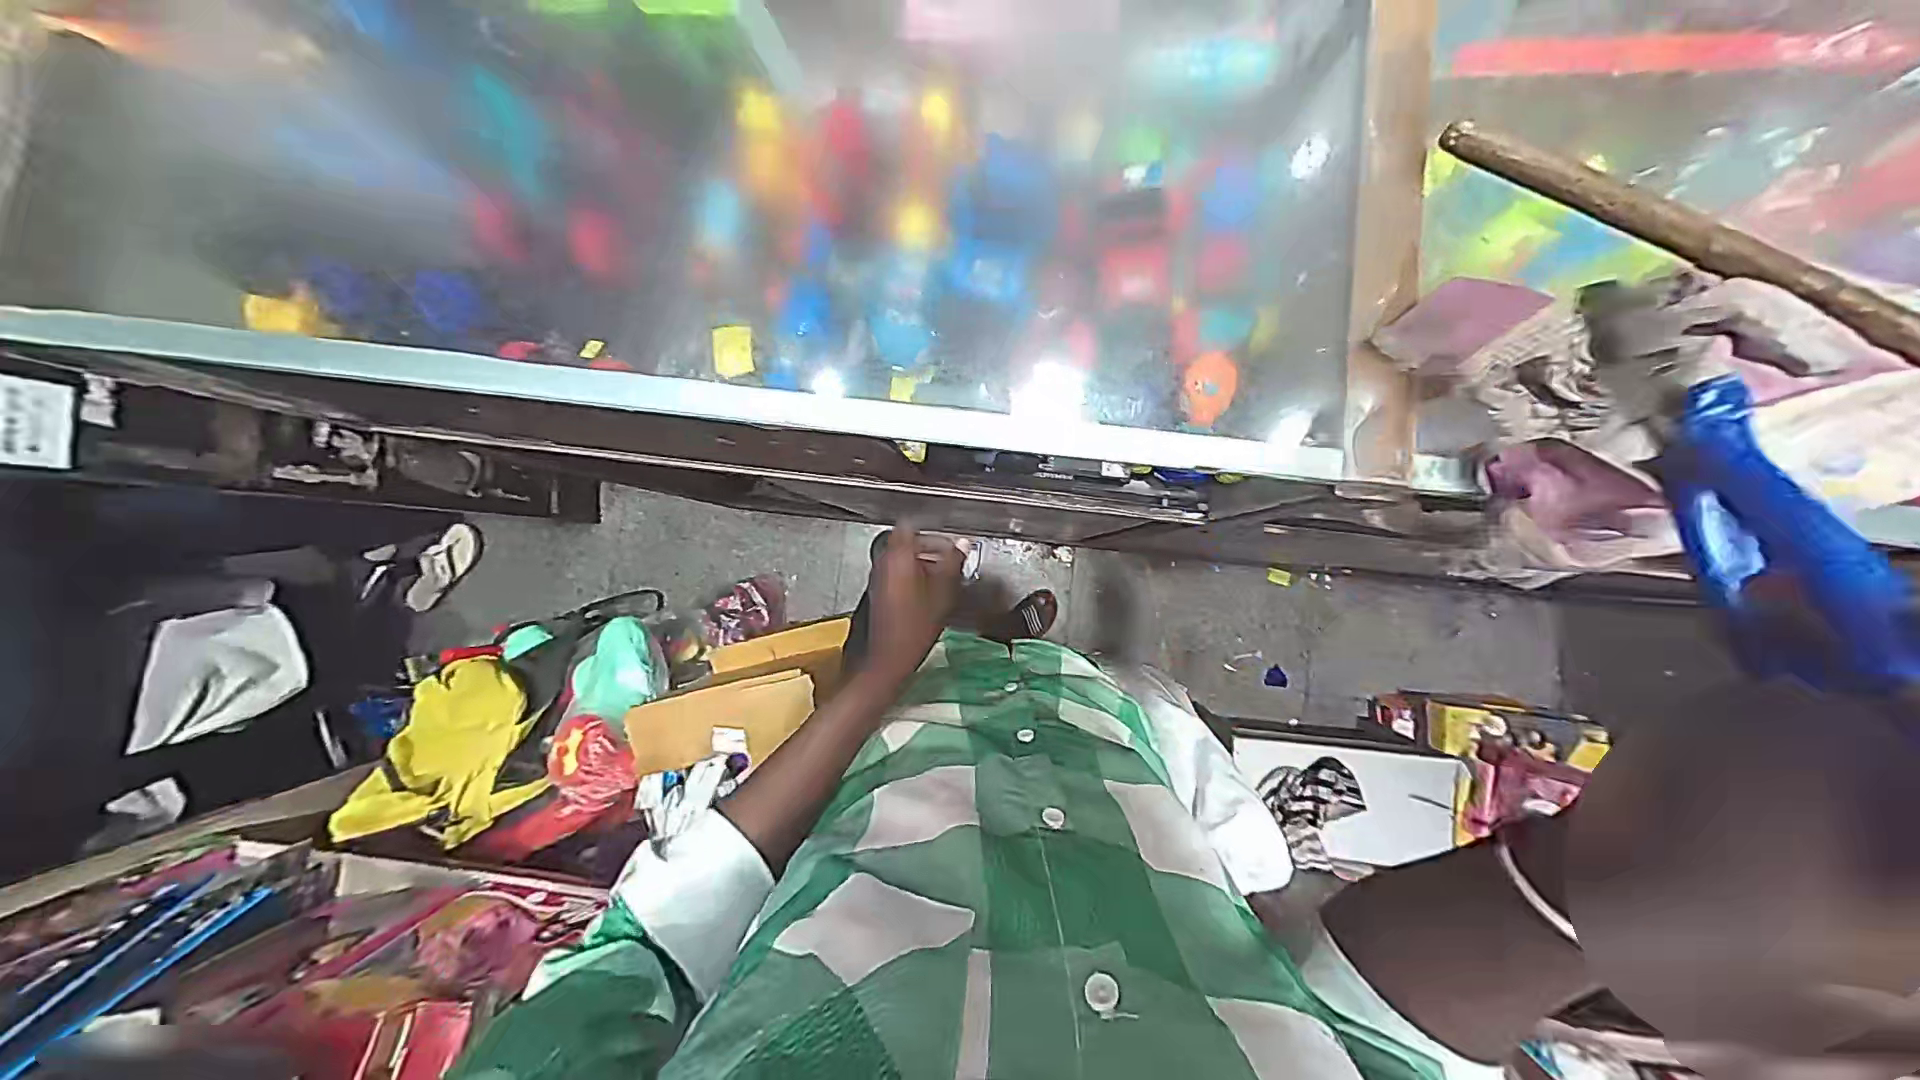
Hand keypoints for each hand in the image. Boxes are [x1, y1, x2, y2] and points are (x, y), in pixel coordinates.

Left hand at [865, 524, 963, 682]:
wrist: (890, 656)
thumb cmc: (915, 625)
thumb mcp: (942, 592)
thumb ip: (953, 563)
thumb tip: (963, 545)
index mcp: (898, 557)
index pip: (911, 527)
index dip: (932, 531)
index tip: (949, 541)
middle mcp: (884, 562)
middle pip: (908, 541)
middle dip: (931, 547)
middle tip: (951, 560)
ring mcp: (879, 576)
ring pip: (903, 557)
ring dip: (923, 562)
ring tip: (943, 577)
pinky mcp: (879, 590)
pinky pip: (898, 572)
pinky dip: (913, 574)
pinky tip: (929, 591)